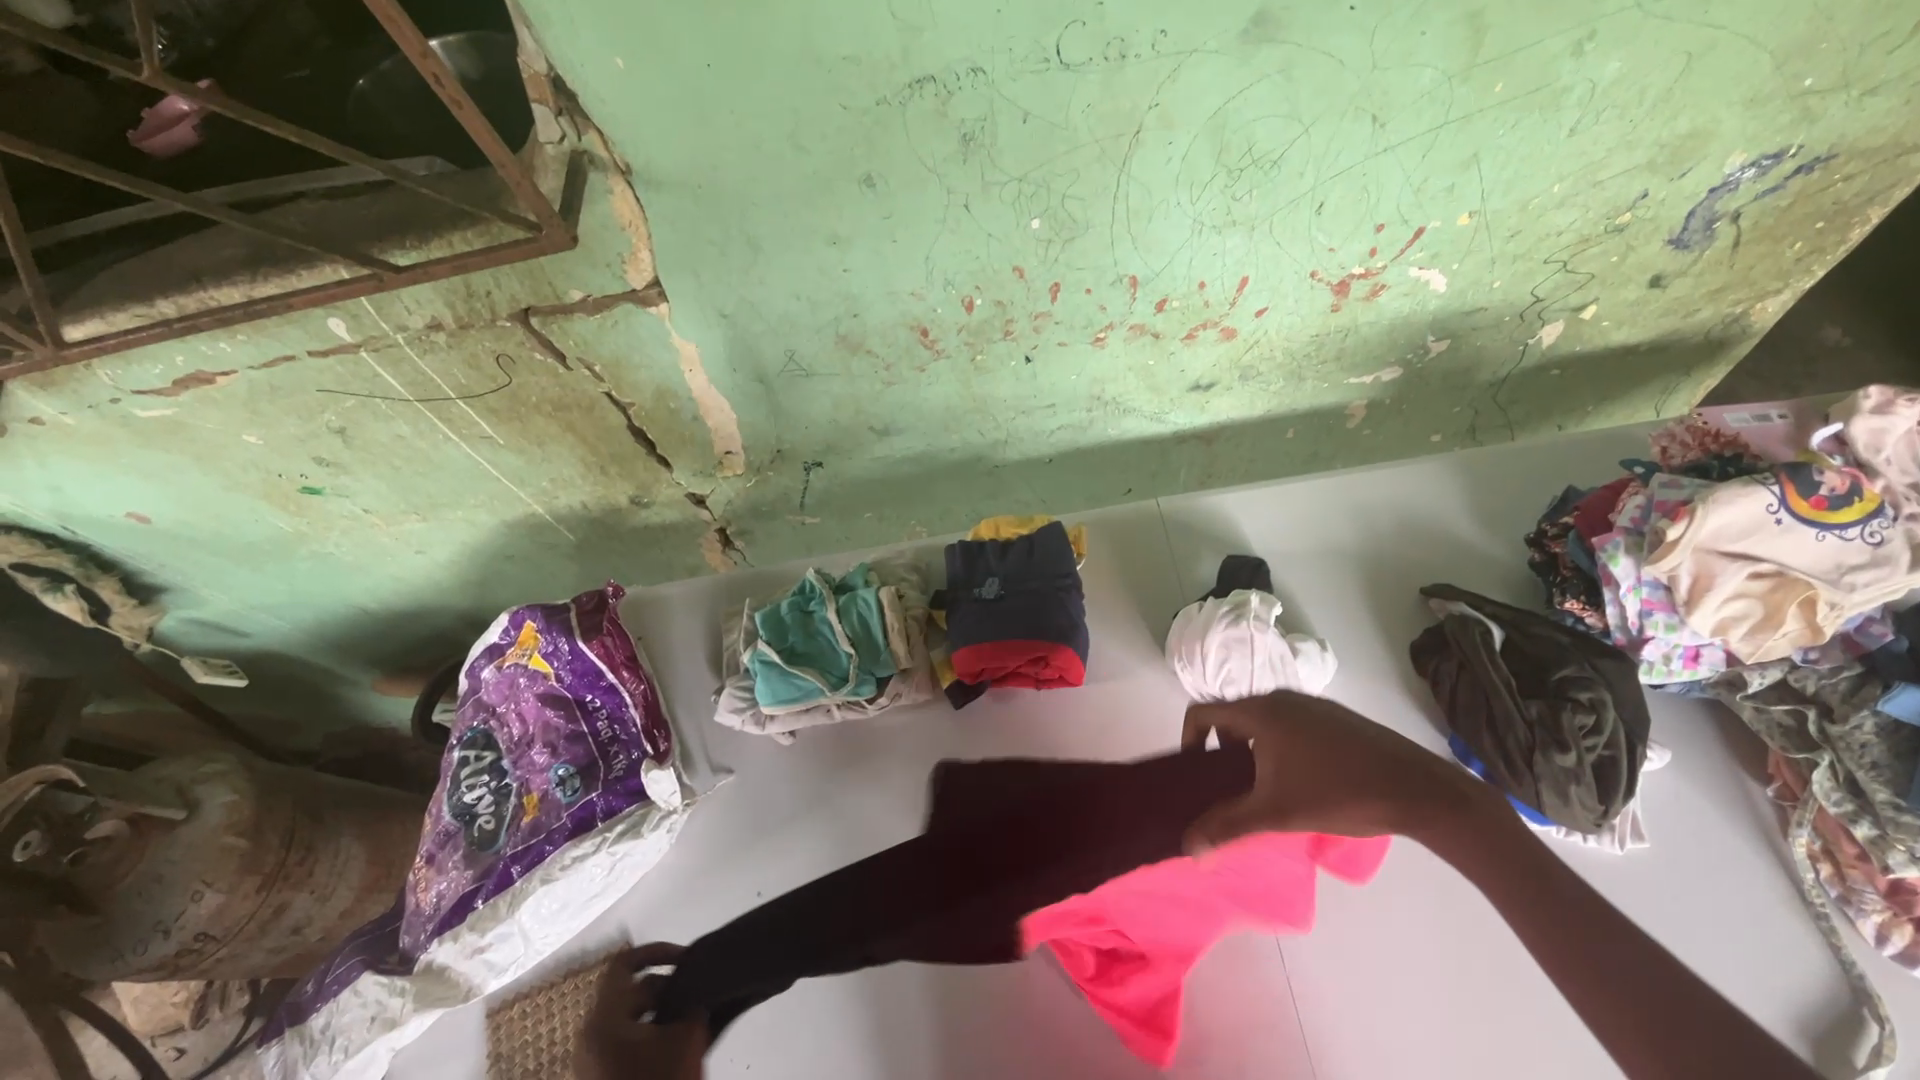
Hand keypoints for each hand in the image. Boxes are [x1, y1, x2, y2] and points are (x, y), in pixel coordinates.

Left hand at [576, 943, 707, 1079]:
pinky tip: (678, 1046)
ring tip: (692, 1022)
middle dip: (667, 988)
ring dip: (662, 1013)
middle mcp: (591, 1033)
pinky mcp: (602, 1077)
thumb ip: (693, 1007)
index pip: (624, 963)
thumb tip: (695, 998)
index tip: (688, 958)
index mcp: (604, 1018)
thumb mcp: (686, 1038)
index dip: (657, 951)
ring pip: (631, 1018)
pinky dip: (652, 1034)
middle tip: (697, 996)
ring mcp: (593, 1059)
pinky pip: (627, 1041)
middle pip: (630, 991)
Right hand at [1180, 690, 1491, 850]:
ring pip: (1262, 722)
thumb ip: (1227, 827)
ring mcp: (1312, 705)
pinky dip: (1279, 748)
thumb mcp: (1275, 814)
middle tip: (1230, 790)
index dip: (1188, 741)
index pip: (1201, 712)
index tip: (1197, 775)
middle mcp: (1282, 698)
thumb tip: (1189, 847)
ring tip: (1265, 791)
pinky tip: (1302, 783)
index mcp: (1260, 712)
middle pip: (1232, 717)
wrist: (1417, 789)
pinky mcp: (1335, 718)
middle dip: (1222, 752)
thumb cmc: (1338, 794)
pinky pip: (1289, 725)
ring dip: (1252, 752)